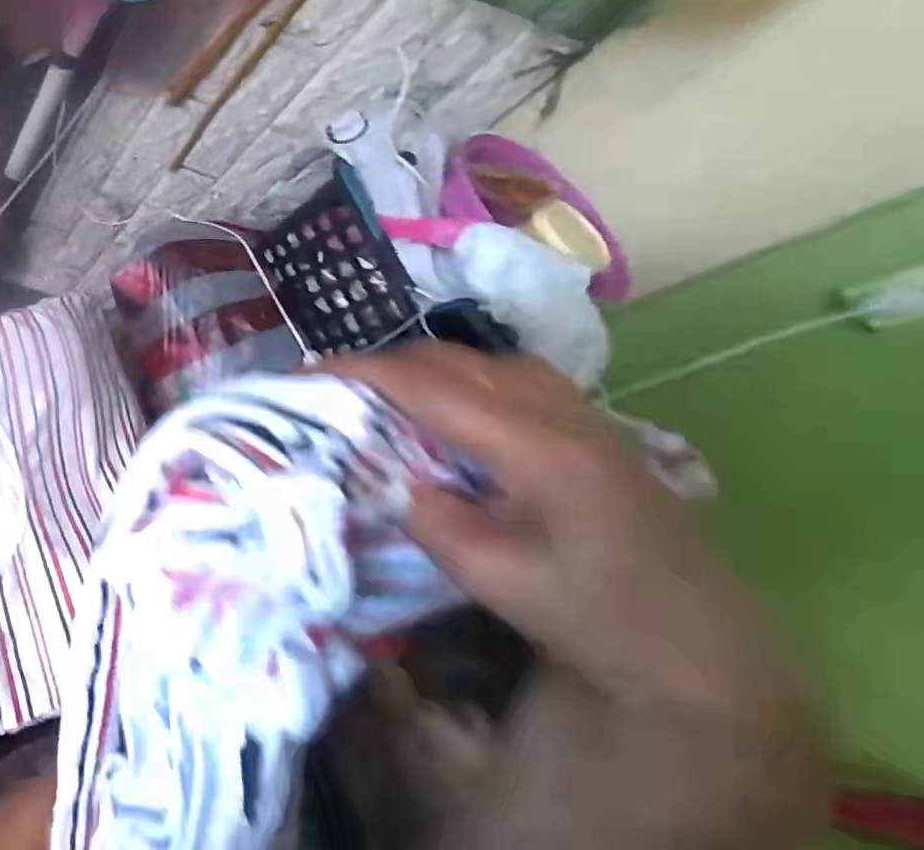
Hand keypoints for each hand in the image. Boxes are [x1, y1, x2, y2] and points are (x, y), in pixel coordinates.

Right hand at [322, 343, 787, 711]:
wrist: (705, 651)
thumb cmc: (595, 617)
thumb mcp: (494, 578)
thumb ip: (429, 518)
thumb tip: (386, 476)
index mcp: (539, 450)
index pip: (431, 387)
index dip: (361, 371)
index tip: (305, 374)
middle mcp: (563, 415)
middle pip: (455, 359)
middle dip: (383, 363)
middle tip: (332, 387)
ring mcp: (584, 416)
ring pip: (486, 359)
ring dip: (424, 366)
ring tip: (382, 393)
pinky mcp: (591, 428)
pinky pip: (512, 375)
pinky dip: (462, 376)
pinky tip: (448, 409)